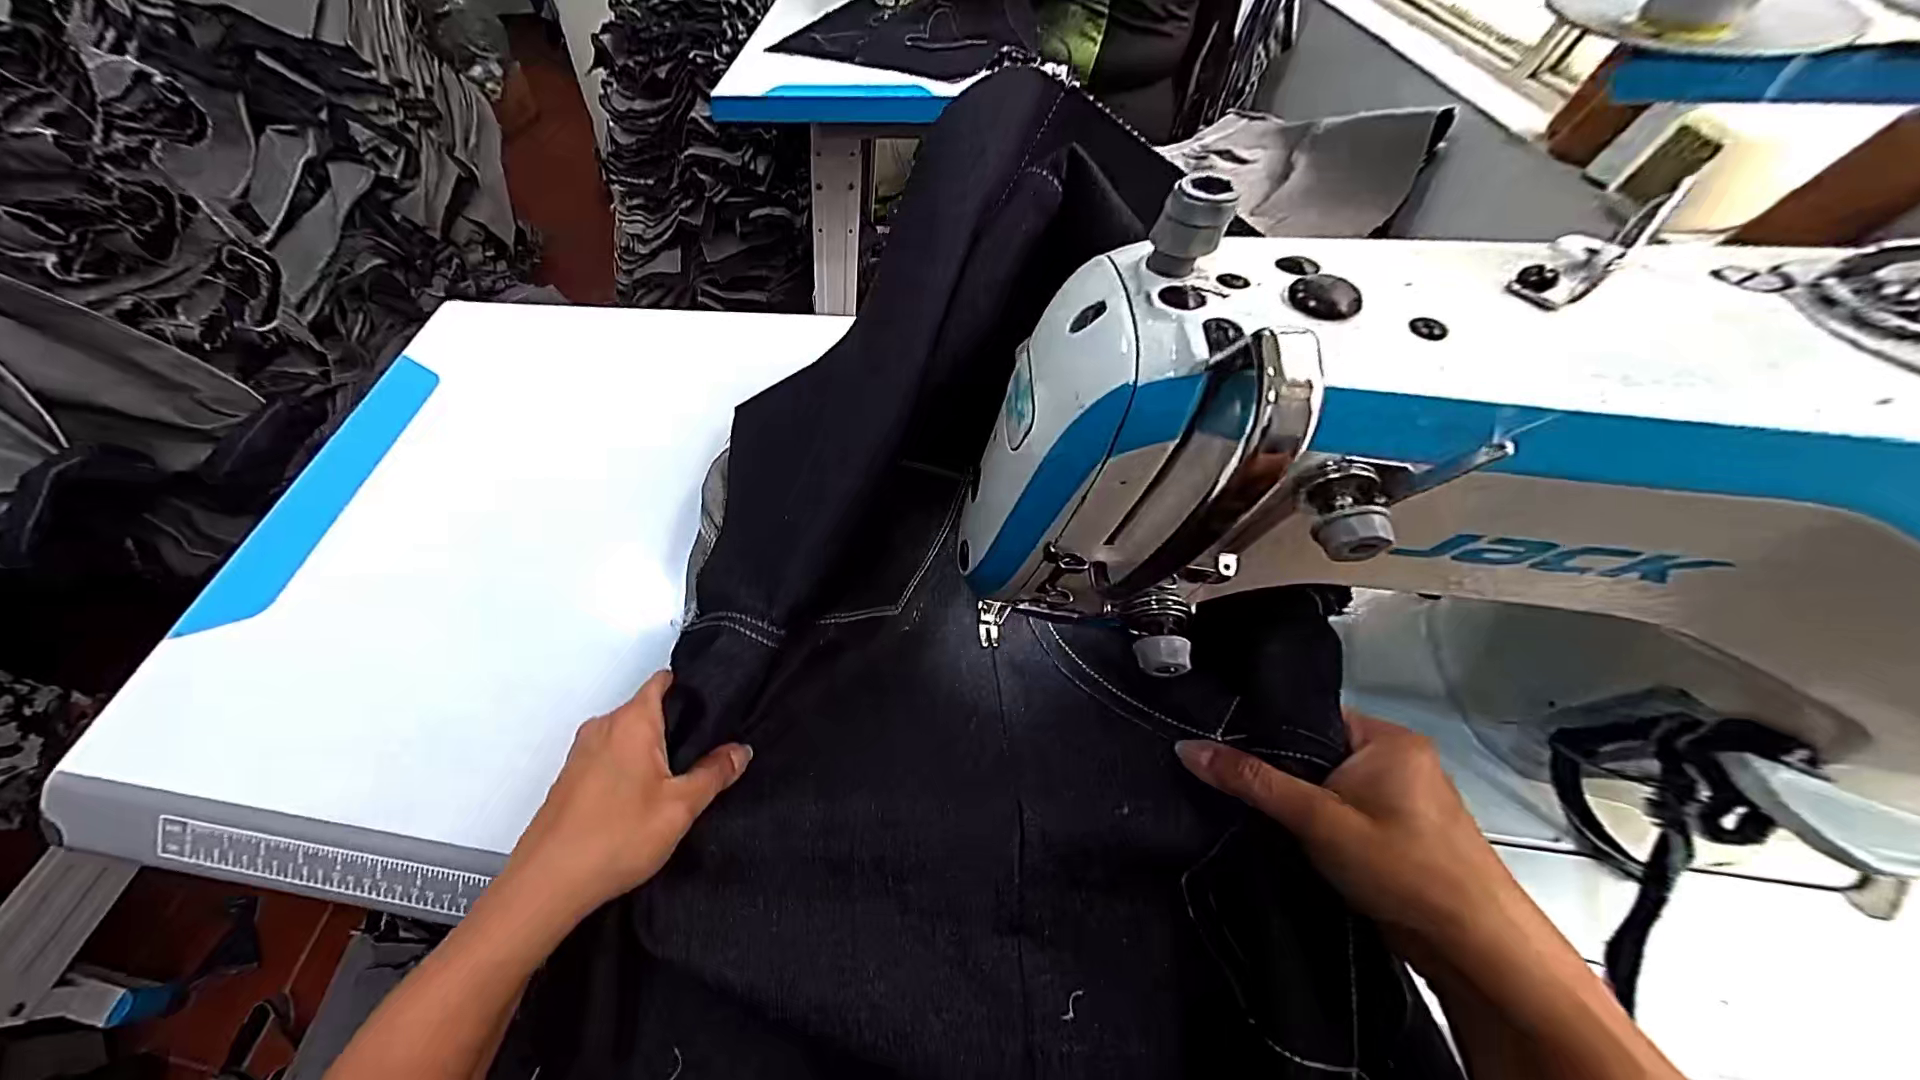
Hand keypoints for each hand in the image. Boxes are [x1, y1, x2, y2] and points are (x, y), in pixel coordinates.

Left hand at [499, 671, 750, 923]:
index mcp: (631, 721)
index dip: (692, 686)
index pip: (663, 680)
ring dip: (654, 748)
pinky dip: (631, 767)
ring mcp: (582, 753)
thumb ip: (715, 772)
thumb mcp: (682, 806)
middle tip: (709, 748)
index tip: (717, 704)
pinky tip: (647, 798)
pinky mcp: (571, 779)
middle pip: (648, 708)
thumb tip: (740, 751)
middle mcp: (603, 727)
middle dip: (677, 723)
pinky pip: (611, 756)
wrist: (545, 888)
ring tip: (682, 776)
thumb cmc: (614, 839)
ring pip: (629, 735)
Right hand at [1176, 710, 1540, 967]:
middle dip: (1280, 770)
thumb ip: (1252, 781)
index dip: (1265, 730)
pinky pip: (1344, 807)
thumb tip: (1188, 748)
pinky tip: (1291, 833)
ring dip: (1300, 799)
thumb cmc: (1407, 869)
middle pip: (1316, 749)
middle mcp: (1399, 758)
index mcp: (1388, 737)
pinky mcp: (1400, 829)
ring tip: (1256, 807)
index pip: (1309, 714)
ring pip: (1329, 782)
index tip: (1224, 746)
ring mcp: (1403, 795)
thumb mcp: (1317, 819)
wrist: (1479, 952)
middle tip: (1234, 781)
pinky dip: (1319, 819)